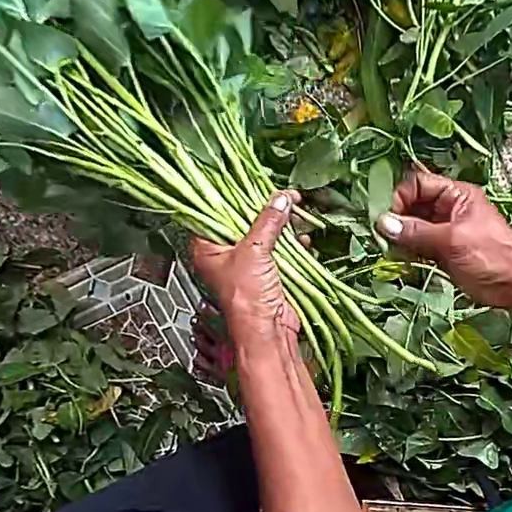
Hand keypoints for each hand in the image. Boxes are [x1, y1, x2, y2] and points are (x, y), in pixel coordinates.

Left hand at [191, 191, 300, 348]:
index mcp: (208, 248)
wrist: (268, 330)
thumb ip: (267, 222)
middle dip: (265, 208)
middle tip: (282, 194)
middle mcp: (226, 253)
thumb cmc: (246, 297)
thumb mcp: (254, 251)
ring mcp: (249, 263)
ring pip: (265, 234)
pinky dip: (294, 243)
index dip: (232, 195)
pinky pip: (281, 251)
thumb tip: (280, 199)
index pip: (214, 211)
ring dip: (283, 224)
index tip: (250, 181)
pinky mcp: (270, 273)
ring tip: (297, 209)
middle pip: (243, 220)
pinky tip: (303, 236)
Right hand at [376, 168, 511, 309]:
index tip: (389, 218)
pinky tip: (401, 260)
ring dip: (401, 238)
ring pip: (413, 227)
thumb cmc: (492, 256)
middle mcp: (449, 209)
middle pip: (412, 205)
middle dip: (397, 219)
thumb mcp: (452, 240)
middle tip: (384, 237)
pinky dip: (408, 252)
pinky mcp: (443, 252)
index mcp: (456, 195)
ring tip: (392, 251)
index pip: (418, 184)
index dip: (401, 197)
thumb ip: (417, 232)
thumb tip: (384, 223)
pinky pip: (419, 247)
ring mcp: (445, 231)